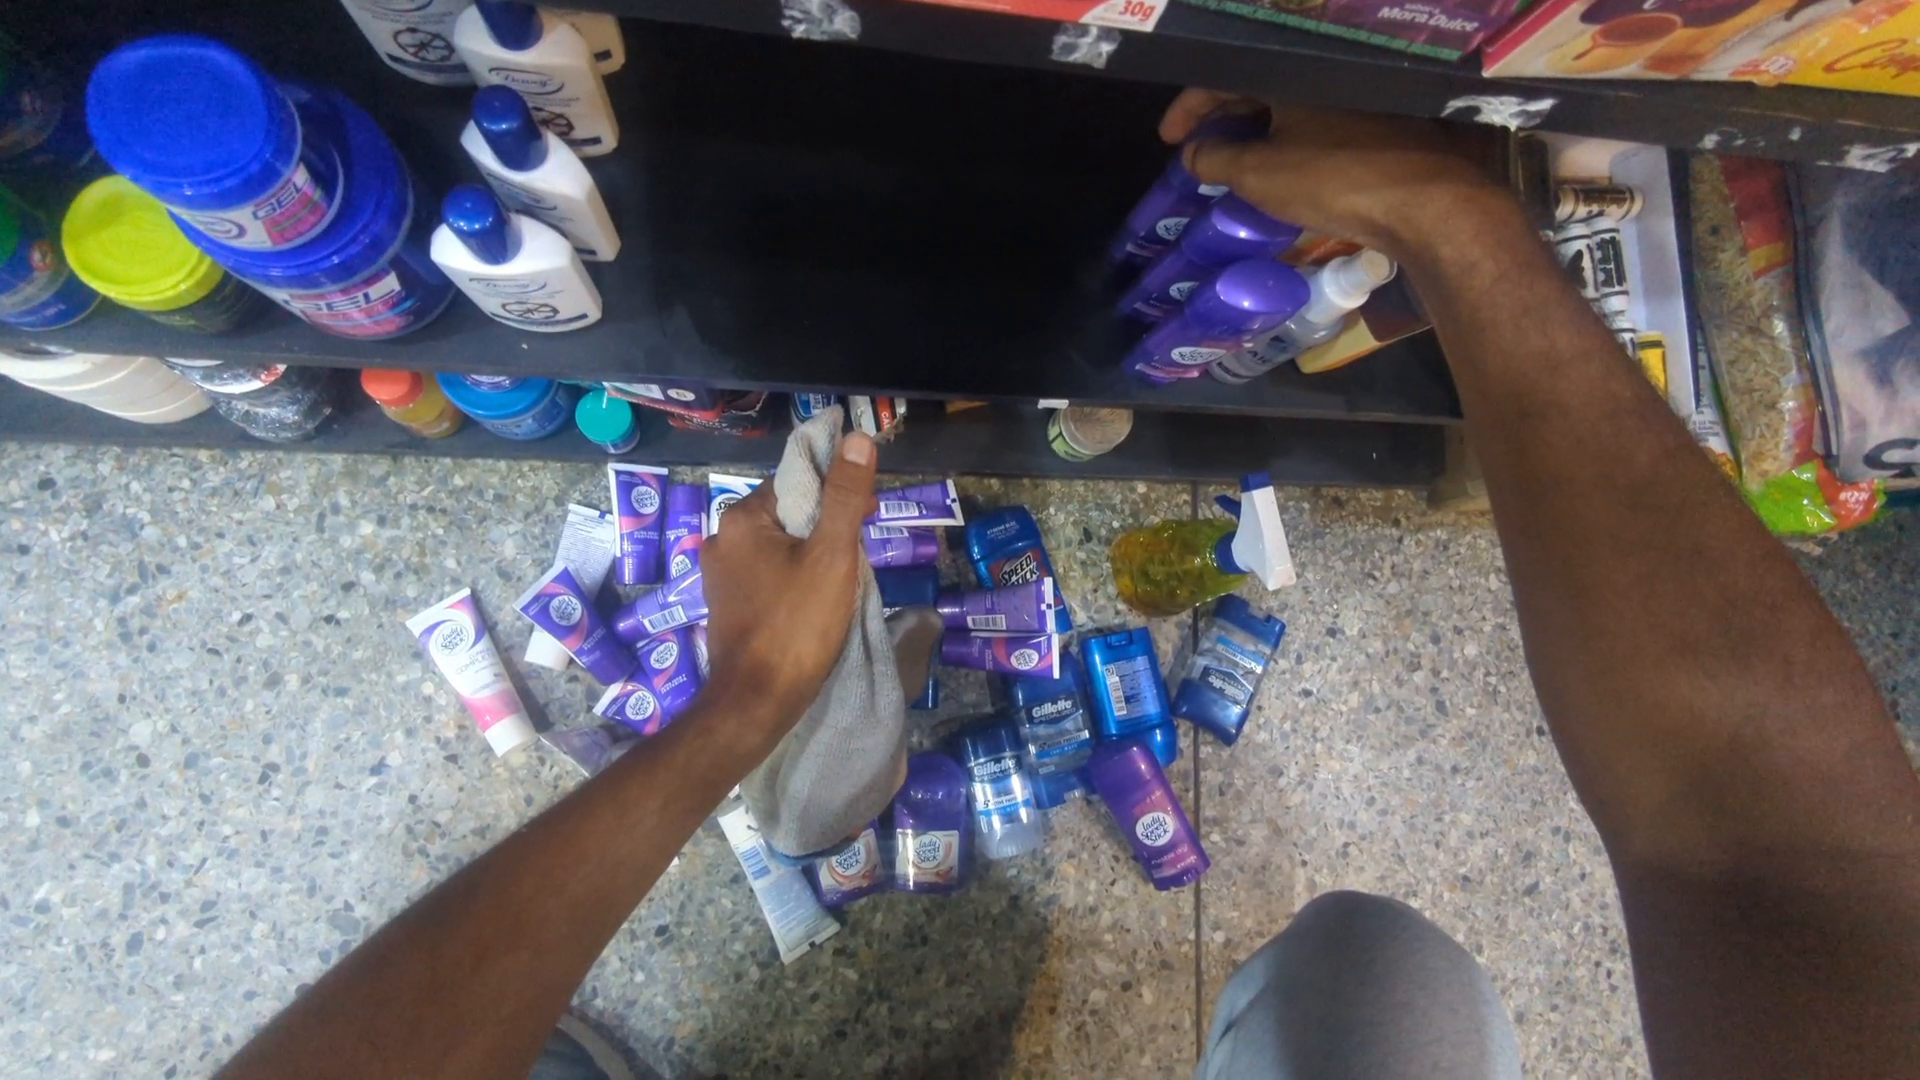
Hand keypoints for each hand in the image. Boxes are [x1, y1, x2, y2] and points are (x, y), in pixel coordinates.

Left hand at [697, 433, 877, 757]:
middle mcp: (722, 538)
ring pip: (780, 547)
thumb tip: (858, 438)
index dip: (838, 494)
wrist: (757, 701)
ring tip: (841, 582)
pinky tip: (814, 602)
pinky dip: (794, 578)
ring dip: (812, 554)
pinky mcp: (726, 603)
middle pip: (789, 515)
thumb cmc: (798, 624)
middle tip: (859, 556)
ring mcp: (719, 575)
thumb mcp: (832, 555)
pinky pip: (768, 574)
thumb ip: (845, 496)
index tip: (869, 516)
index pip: (798, 483)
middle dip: (827, 528)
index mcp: (742, 518)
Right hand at [1160, 91, 1512, 262]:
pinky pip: (1308, 119)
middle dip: (1217, 118)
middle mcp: (1321, 70)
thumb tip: (1192, 154)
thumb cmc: (1331, 179)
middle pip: (1254, 85)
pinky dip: (1279, 137)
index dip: (1188, 107)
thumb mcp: (1259, 174)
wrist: (1420, 200)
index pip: (1223, 76)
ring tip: (1225, 162)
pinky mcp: (1369, 117)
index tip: (1166, 138)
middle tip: (1193, 151)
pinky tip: (1269, 165)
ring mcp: (1348, 92)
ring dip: (1248, 130)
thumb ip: (1216, 160)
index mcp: (1290, 70)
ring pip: (1283, 104)